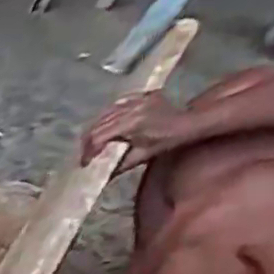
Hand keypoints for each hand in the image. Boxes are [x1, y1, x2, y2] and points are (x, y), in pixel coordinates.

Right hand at [81, 92, 197, 170]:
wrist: (189, 122)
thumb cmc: (168, 141)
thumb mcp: (142, 156)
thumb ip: (120, 165)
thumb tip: (101, 177)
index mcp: (131, 124)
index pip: (99, 136)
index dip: (88, 151)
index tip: (84, 164)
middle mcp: (131, 108)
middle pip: (98, 124)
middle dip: (88, 142)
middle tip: (85, 155)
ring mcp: (136, 100)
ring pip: (105, 114)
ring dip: (95, 129)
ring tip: (92, 142)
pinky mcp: (140, 96)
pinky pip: (116, 104)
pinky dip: (107, 116)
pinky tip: (105, 125)